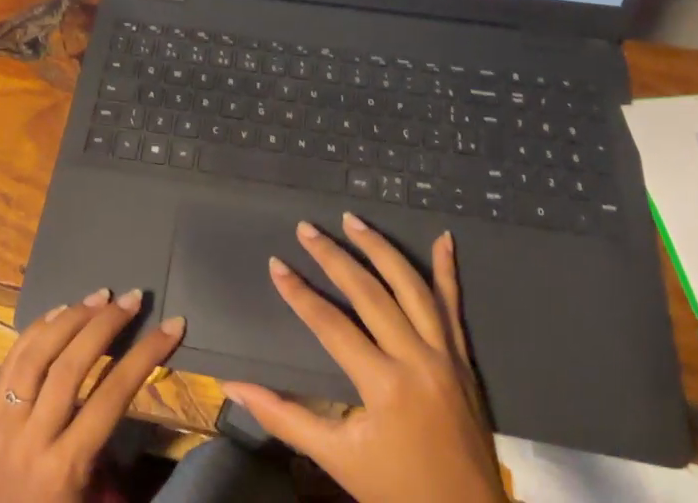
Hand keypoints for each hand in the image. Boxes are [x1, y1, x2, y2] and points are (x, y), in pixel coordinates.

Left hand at [0, 287, 185, 502]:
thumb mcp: (97, 482)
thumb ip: (109, 425)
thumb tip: (133, 366)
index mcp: (66, 464)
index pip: (111, 396)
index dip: (144, 356)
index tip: (172, 326)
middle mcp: (31, 438)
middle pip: (68, 367)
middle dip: (103, 326)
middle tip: (132, 299)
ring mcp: (4, 423)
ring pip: (34, 357)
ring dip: (68, 319)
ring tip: (98, 298)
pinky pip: (10, 363)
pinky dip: (36, 332)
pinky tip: (59, 312)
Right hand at [221, 213, 506, 502]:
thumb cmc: (396, 490)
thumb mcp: (336, 458)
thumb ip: (284, 417)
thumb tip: (232, 386)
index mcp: (384, 385)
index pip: (332, 324)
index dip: (300, 293)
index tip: (276, 264)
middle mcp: (418, 359)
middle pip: (371, 294)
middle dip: (335, 257)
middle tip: (307, 229)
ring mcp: (446, 356)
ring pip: (412, 288)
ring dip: (381, 250)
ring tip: (354, 221)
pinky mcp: (464, 360)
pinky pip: (455, 307)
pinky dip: (448, 271)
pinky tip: (444, 239)